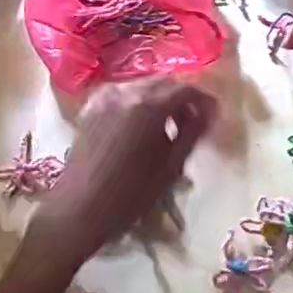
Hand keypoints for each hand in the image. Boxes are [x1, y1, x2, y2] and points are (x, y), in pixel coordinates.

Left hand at [28, 78, 217, 265]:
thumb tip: (206, 114)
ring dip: (160, 100)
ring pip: (142, 87)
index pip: (185, 89)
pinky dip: (138, 103)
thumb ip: (192, 134)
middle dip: (182, 98)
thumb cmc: (129, 196)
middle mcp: (124, 92)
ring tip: (170, 126)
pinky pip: (122, 95)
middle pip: (163, 83)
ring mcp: (103, 98)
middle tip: (194, 121)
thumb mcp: (170, 168)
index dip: (204, 101)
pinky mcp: (90, 107)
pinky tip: (143, 126)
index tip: (213, 116)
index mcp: (147, 106)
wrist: (78, 209)